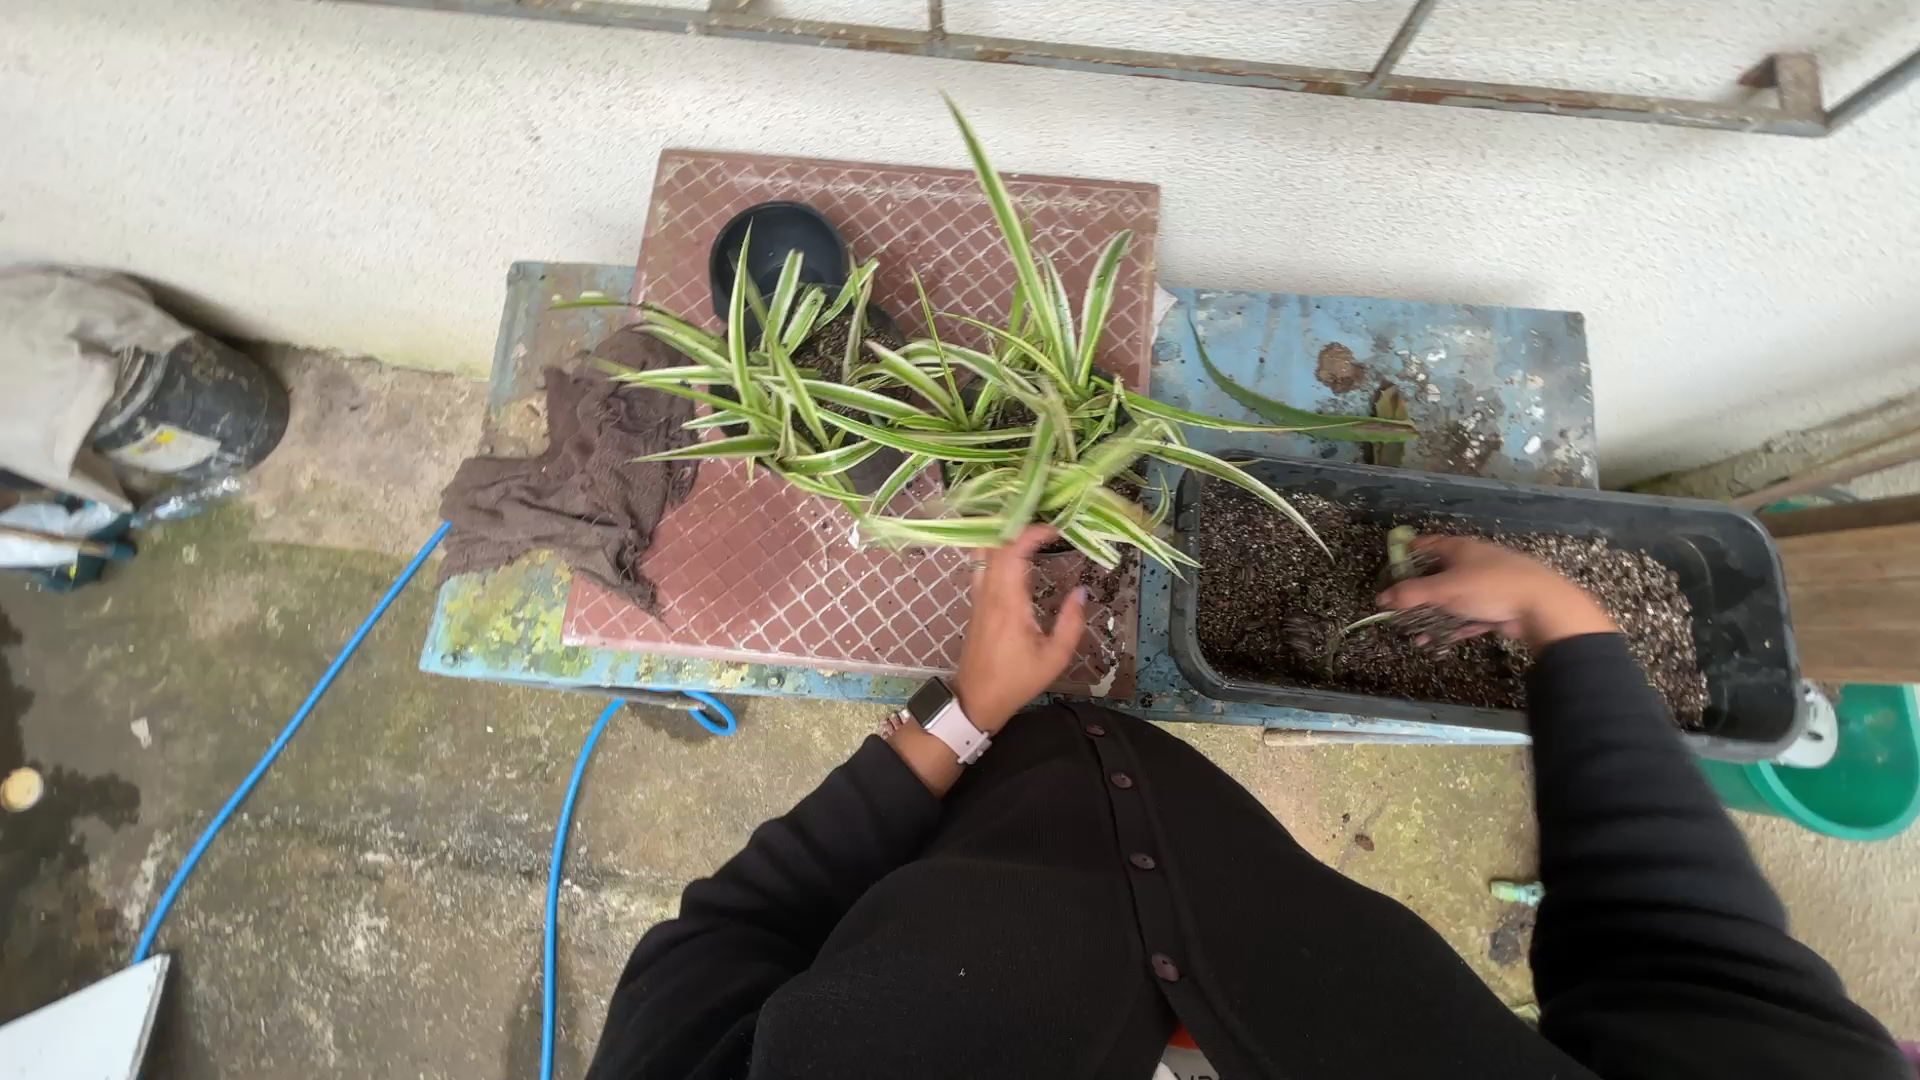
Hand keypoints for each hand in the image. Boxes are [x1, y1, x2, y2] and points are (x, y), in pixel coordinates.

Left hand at [953, 525, 1088, 732]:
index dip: (1032, 534)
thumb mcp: (1055, 657)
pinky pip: (980, 566)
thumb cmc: (1017, 680)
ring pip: (982, 553)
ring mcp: (978, 597)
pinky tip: (1011, 553)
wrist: (977, 699)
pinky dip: (994, 551)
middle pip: (995, 545)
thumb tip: (1082, 591)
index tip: (1054, 530)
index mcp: (1009, 604)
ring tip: (1028, 534)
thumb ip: (1071, 622)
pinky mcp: (975, 603)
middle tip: (1045, 528)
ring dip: (1003, 537)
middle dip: (1019, 529)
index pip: (1013, 552)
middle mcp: (989, 593)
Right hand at [1375, 535, 1615, 651]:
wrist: (1546, 608)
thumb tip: (1380, 598)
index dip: (1405, 554)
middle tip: (1398, 606)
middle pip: (1436, 574)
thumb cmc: (1490, 587)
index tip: (1389, 570)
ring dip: (1430, 615)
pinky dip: (1449, 627)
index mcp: (1459, 548)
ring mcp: (1487, 585)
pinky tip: (1433, 641)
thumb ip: (1410, 594)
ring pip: (1451, 599)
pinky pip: (1466, 616)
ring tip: (1412, 631)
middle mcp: (1472, 562)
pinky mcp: (1498, 607)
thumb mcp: (1444, 589)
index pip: (1425, 545)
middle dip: (1415, 592)